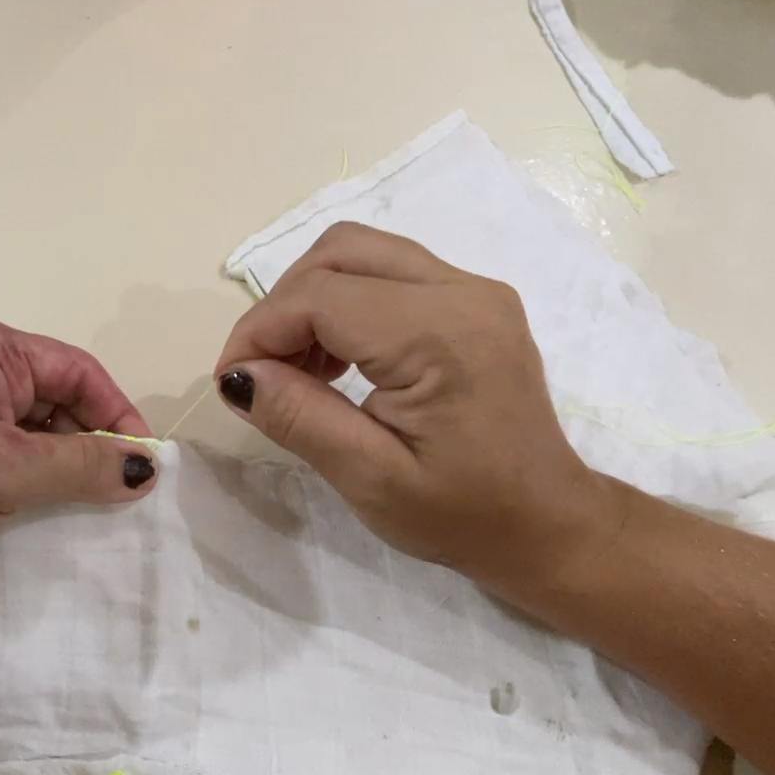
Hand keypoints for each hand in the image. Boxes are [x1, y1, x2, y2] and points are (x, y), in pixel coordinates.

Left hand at [0, 305, 157, 594]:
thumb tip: (147, 470)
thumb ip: (85, 465)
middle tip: (117, 488)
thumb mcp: (9, 470)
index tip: (145, 464)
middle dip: (87, 440)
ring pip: (27, 425)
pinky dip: (28, 473)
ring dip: (59, 461)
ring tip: (84, 500)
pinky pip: (0, 447)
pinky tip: (42, 503)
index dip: (115, 413)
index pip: (72, 368)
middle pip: (51, 394)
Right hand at [214, 222, 620, 589]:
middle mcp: (461, 290)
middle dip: (280, 307)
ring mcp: (471, 290)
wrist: (543, 522)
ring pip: (359, 254)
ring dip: (308, 303)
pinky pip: (385, 275)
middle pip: (338, 252)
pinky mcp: (469, 302)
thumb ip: (299, 418)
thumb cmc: (461, 515)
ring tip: (295, 372)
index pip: (319, 295)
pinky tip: (333, 363)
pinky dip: (340, 306)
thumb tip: (236, 375)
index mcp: (440, 334)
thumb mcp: (369, 479)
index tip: (231, 384)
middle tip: (262, 374)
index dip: (258, 332)